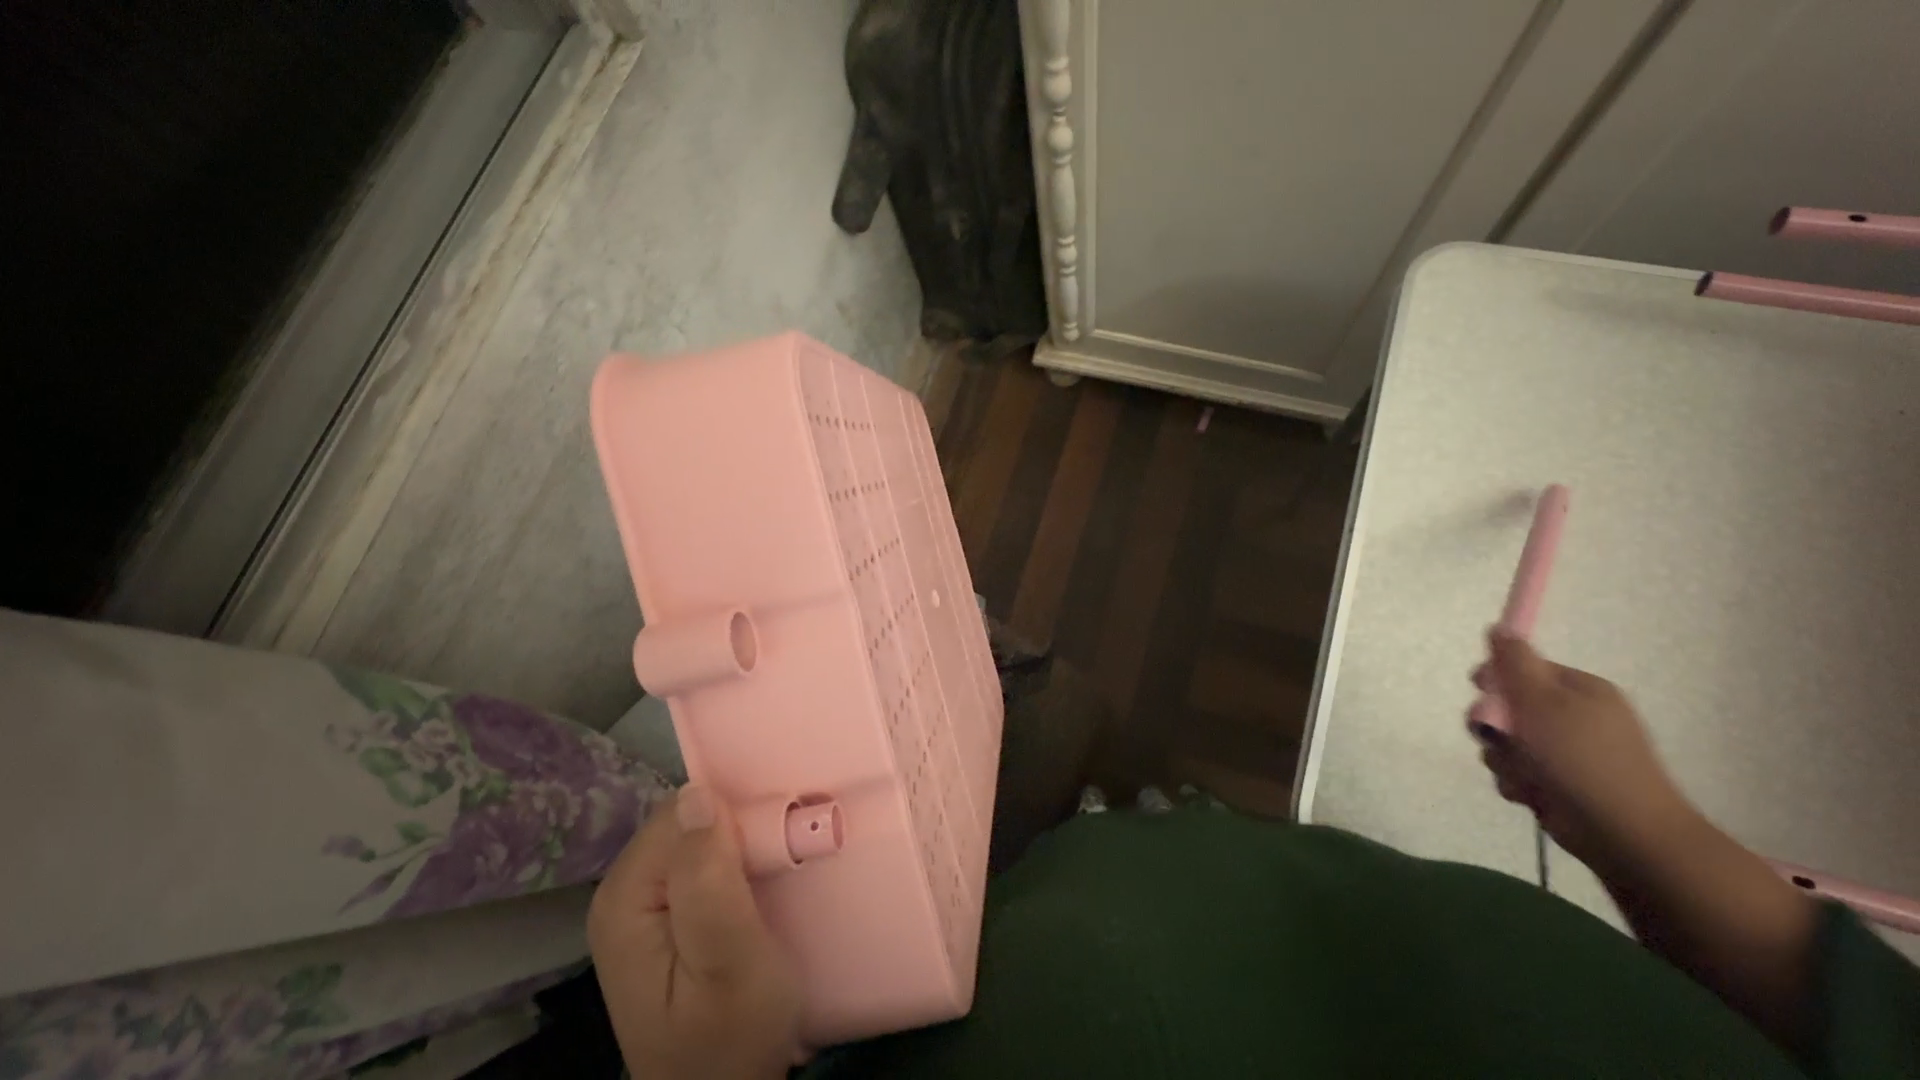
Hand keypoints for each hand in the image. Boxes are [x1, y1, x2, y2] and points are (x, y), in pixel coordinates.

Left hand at [587, 785, 805, 1079]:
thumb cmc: (731, 1040)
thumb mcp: (730, 964)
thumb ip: (710, 882)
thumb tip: (697, 794)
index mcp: (626, 899)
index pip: (680, 817)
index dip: (733, 821)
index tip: (779, 849)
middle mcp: (623, 895)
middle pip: (687, 825)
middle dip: (741, 833)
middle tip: (786, 866)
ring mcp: (642, 910)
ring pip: (699, 844)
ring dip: (744, 851)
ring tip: (780, 879)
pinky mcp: (666, 923)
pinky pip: (703, 869)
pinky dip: (739, 871)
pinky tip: (761, 893)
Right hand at [1472, 630, 1695, 867]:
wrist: (1623, 831)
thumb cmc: (1581, 758)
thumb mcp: (1541, 701)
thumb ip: (1515, 664)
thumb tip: (1499, 627)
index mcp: (1580, 690)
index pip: (1523, 669)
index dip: (1497, 680)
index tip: (1482, 693)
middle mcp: (1575, 717)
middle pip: (1510, 709)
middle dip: (1497, 728)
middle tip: (1503, 740)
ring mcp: (1568, 754)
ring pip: (1509, 745)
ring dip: (1505, 760)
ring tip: (1524, 776)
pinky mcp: (1560, 785)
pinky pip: (1519, 774)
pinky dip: (1518, 783)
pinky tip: (1530, 795)